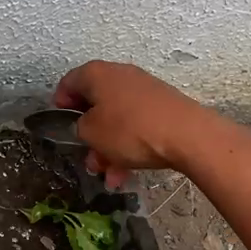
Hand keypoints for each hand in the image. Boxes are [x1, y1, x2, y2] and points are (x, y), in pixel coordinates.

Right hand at [52, 60, 235, 183]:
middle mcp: (119, 75)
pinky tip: (130, 172)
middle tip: (89, 159)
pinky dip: (130, 144)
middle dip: (90, 135)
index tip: (61, 125)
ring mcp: (144, 89)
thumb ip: (80, 127)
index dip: (60, 105)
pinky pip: (138, 124)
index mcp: (96, 73)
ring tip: (111, 176)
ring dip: (110, 146)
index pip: (68, 83)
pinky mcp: (164, 106)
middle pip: (96, 104)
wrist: (189, 136)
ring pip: (118, 119)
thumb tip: (86, 126)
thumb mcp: (91, 133)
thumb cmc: (130, 130)